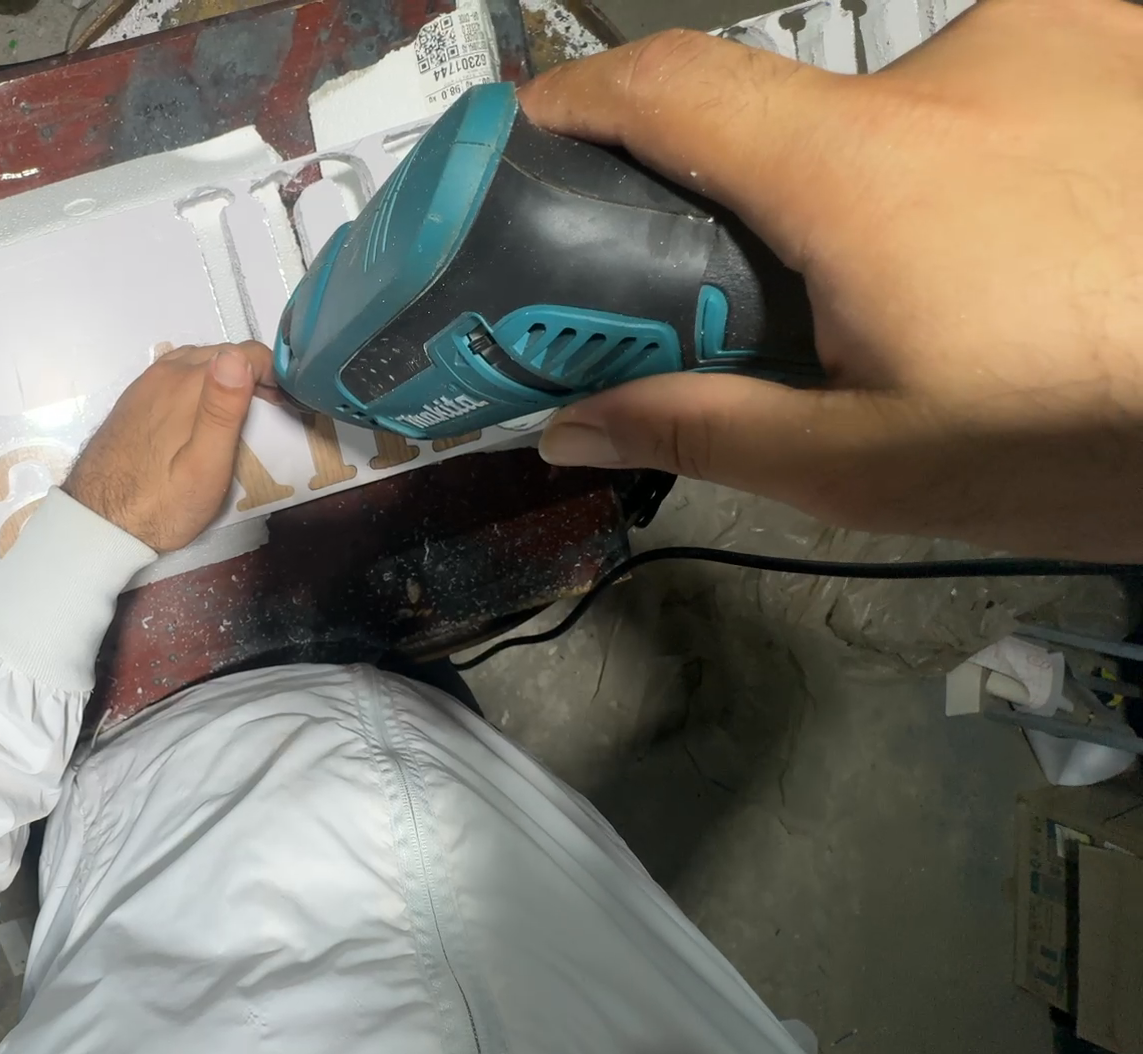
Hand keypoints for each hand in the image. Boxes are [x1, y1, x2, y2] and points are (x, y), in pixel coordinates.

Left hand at [64, 342, 275, 551]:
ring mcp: (145, 384)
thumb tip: (238, 356)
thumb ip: (223, 410)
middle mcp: (164, 373)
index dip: (272, 375)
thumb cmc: (160, 504)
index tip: (281, 407)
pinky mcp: (133, 400)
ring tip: (234, 418)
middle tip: (264, 416)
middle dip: (249, 376)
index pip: (246, 353)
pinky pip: (174, 376)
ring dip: (221, 380)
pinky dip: (195, 386)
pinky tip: (197, 419)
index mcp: (187, 384)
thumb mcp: (205, 467)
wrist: (99, 523)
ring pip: (196, 362)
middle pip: (221, 354)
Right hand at [520, 0, 1142, 559]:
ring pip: (879, 109)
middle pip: (769, 115)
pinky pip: (980, 84)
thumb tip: (565, 432)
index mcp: (864, 171)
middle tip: (729, 292)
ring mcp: (1069, 39)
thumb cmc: (1088, 433)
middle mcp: (958, 71)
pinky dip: (938, 154)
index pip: (677, 89)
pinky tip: (988, 232)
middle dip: (724, 200)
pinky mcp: (1129, 50)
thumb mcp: (859, 464)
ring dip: (843, 187)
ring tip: (888, 284)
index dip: (577, 98)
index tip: (518, 137)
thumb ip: (695, 430)